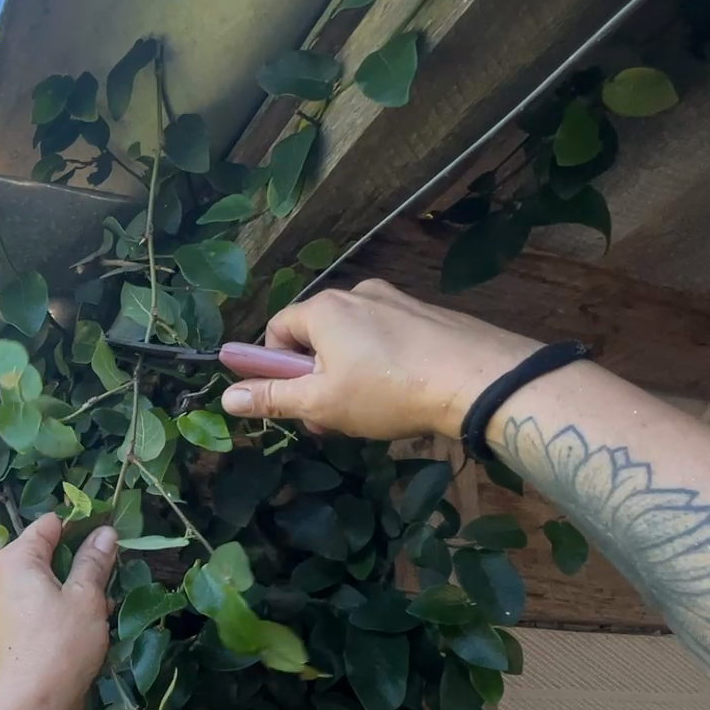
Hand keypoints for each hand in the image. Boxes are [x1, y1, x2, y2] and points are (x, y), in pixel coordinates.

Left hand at [0, 516, 118, 709]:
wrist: (33, 704)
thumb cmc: (60, 644)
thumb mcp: (86, 597)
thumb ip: (94, 561)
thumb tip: (105, 532)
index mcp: (17, 559)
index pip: (51, 524)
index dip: (83, 525)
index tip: (113, 534)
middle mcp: (6, 577)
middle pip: (52, 553)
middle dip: (85, 562)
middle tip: (114, 576)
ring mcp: (10, 605)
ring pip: (54, 582)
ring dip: (82, 590)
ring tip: (105, 608)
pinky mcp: (18, 629)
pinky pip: (47, 605)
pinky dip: (70, 609)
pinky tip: (93, 626)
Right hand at [219, 280, 539, 439]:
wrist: (483, 381)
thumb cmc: (388, 391)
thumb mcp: (320, 404)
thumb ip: (271, 399)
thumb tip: (226, 397)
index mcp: (324, 309)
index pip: (276, 330)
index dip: (274, 368)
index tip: (293, 399)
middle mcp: (358, 293)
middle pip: (314, 336)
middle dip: (313, 377)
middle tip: (330, 415)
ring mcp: (397, 300)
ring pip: (351, 340)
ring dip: (345, 374)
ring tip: (368, 410)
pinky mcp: (429, 314)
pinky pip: (386, 338)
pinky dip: (380, 365)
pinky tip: (400, 394)